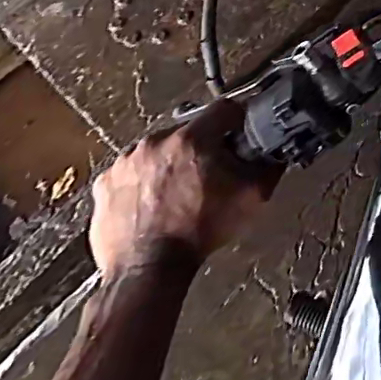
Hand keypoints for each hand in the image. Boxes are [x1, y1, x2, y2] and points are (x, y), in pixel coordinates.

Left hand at [89, 100, 274, 274]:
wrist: (148, 270)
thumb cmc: (196, 234)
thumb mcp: (250, 198)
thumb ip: (267, 166)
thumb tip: (274, 152)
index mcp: (192, 139)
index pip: (225, 108)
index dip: (238, 120)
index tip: (239, 132)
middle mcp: (156, 142)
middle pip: (190, 129)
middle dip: (202, 145)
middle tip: (210, 172)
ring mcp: (127, 160)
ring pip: (160, 148)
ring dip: (172, 161)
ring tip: (179, 191)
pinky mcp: (106, 180)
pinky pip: (133, 168)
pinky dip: (145, 179)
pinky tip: (155, 200)